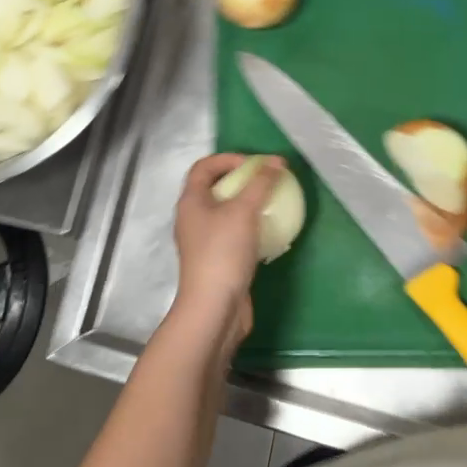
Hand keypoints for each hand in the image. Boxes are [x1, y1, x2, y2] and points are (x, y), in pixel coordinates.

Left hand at [171, 153, 283, 351]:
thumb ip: (260, 183)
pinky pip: (235, 234)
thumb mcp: (243, 211)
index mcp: (191, 201)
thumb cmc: (223, 253)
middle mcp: (193, 218)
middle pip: (216, 188)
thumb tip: (276, 162)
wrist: (214, 308)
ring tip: (273, 203)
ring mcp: (204, 241)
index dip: (228, 158)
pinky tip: (270, 232)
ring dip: (249, 205)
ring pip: (227, 212)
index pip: (204, 166)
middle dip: (243, 181)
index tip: (255, 164)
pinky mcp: (218, 260)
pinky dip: (251, 228)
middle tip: (267, 181)